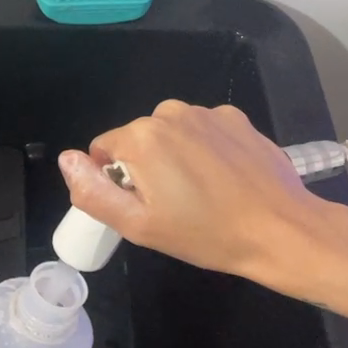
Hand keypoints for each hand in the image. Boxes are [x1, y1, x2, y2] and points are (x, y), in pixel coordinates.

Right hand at [59, 101, 336, 293]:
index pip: (103, 151)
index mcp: (141, 137)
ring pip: (170, 134)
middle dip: (145, 168)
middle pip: (137, 140)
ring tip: (200, 194)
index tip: (142, 207)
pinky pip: (202, 132)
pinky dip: (204, 152)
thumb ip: (92, 191)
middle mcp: (170, 113)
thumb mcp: (137, 225)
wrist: (280, 231)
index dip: (115, 182)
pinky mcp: (236, 120)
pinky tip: (223, 180)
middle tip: (171, 206)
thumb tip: (67, 159)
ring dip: (174, 158)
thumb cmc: (204, 233)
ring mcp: (207, 113)